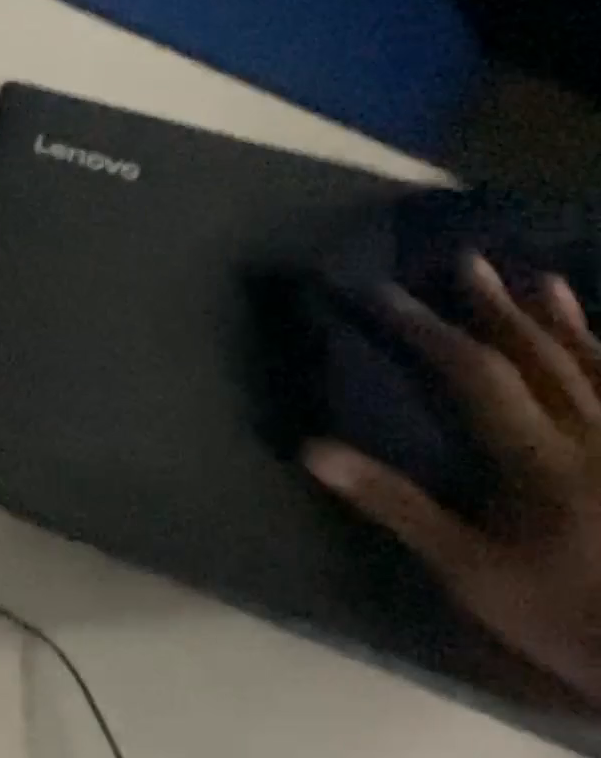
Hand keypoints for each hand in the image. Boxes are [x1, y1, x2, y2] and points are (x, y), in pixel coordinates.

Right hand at [305, 256, 600, 703]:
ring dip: (565, 323)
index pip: (475, 373)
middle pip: (542, 359)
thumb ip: (396, 506)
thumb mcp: (471, 573)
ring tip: (540, 282)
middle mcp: (596, 440)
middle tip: (466, 262)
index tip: (381, 293)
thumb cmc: (569, 619)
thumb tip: (311, 450)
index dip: (426, 328)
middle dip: (497, 308)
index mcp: (542, 460)